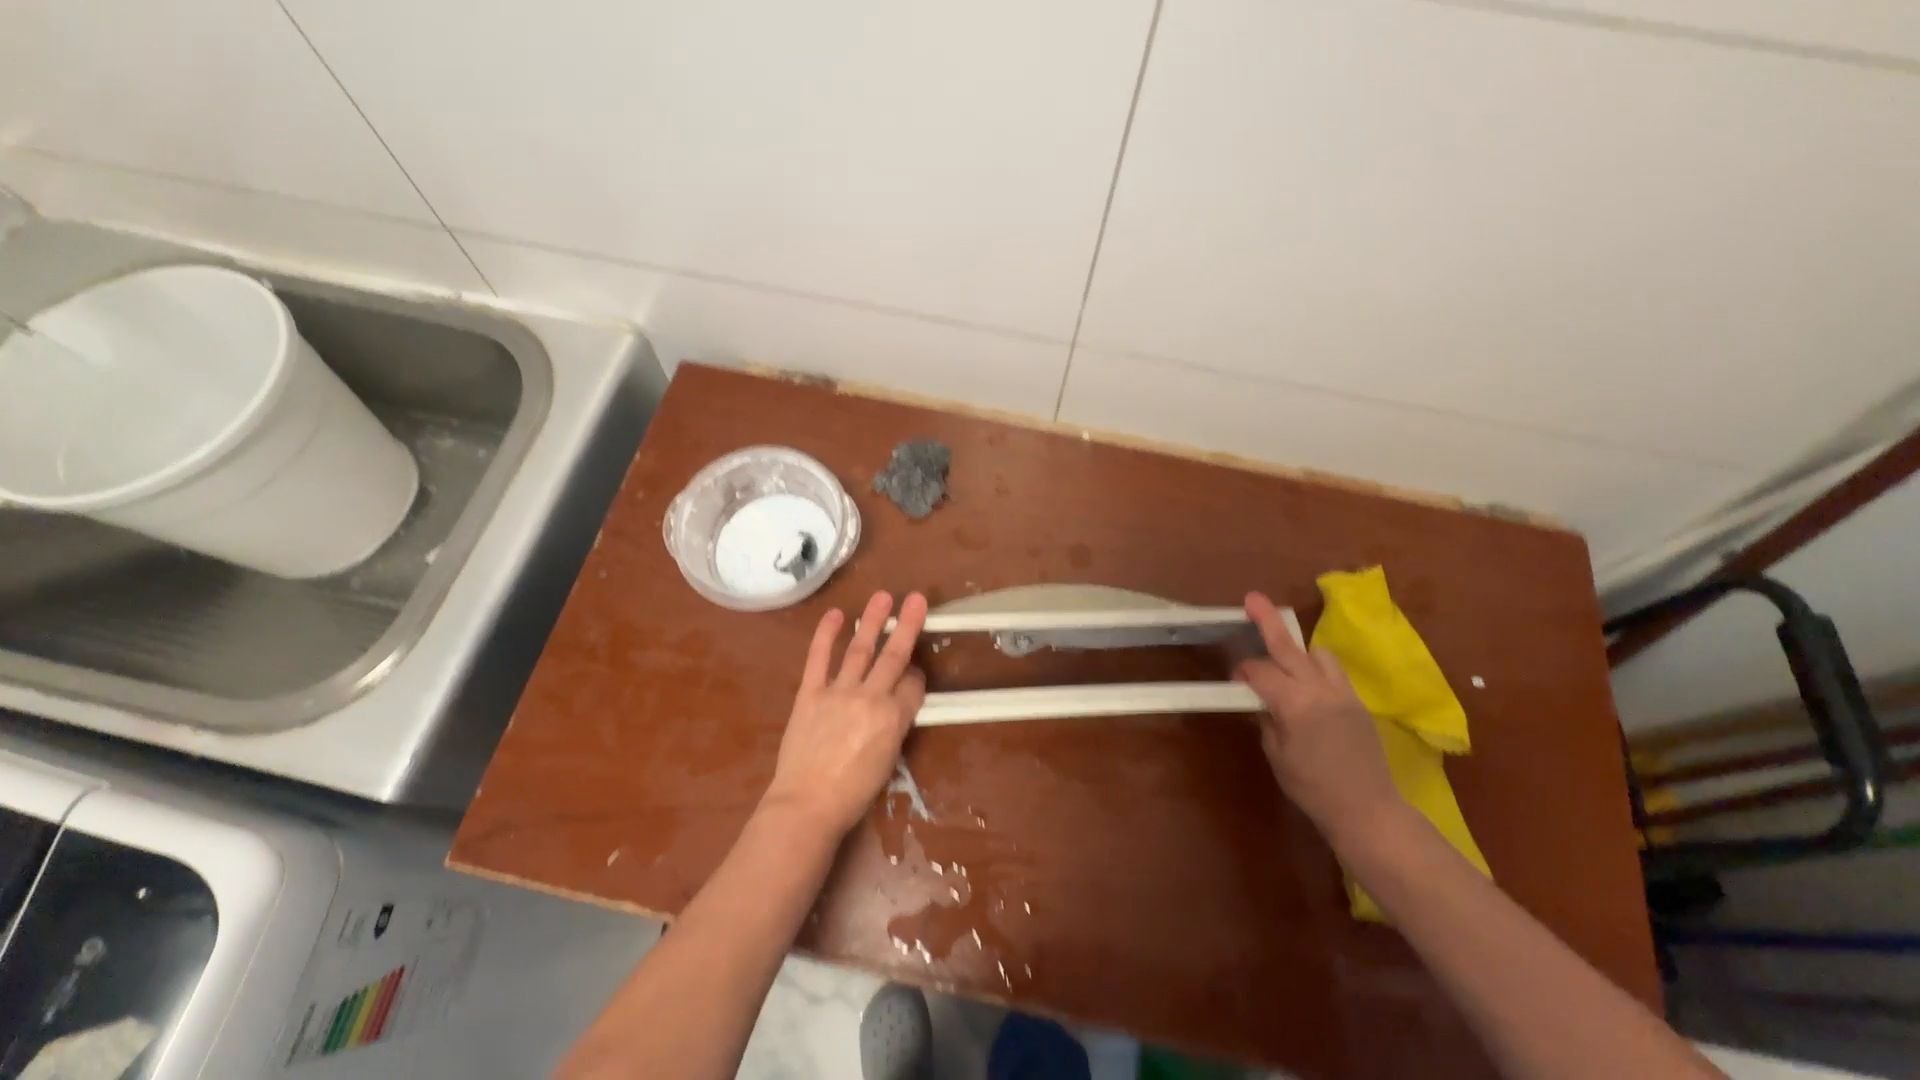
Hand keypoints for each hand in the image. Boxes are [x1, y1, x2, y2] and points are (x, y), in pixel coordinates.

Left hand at [762, 591, 928, 836]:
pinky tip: (835, 615)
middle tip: (916, 598)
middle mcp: (870, 698)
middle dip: (906, 626)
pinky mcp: (810, 694)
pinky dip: (825, 635)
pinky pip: (818, 659)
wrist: (807, 803)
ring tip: (882, 597)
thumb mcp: (888, 761)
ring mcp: (838, 692)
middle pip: (893, 656)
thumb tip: (895, 706)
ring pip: (860, 650)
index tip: (914, 674)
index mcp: (894, 718)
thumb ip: (894, 727)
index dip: (916, 677)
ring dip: (871, 621)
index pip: (913, 685)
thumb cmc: (853, 794)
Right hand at [1235, 592, 1403, 842]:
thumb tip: (1262, 702)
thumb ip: (1268, 720)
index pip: (1261, 672)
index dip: (1243, 671)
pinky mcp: (1358, 702)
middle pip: (1290, 647)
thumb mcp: (1278, 756)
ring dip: (1298, 651)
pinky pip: (1335, 672)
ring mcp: (1344, 693)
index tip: (1234, 679)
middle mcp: (1320, 689)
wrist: (1367, 808)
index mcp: (1295, 704)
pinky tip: (1309, 684)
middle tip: (1252, 599)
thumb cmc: (1313, 788)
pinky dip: (1317, 669)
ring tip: (1284, 661)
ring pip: (1318, 654)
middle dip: (1268, 621)